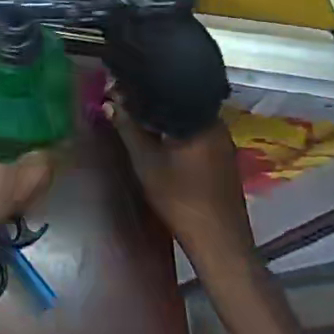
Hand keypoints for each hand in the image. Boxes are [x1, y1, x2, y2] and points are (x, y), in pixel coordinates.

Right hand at [105, 96, 252, 257]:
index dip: (140, 90)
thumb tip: (109, 102)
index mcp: (201, 118)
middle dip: (151, 105)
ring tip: (137, 123)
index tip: (118, 91)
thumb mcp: (146, 162)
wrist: (219, 243)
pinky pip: (196, 136)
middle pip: (178, 105)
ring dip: (163, 122)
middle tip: (124, 107)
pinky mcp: (224, 161)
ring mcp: (223, 144)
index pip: (167, 91)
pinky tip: (160, 144)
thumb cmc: (181, 199)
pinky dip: (176, 135)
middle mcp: (217, 125)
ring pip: (187, 122)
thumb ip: (128, 129)